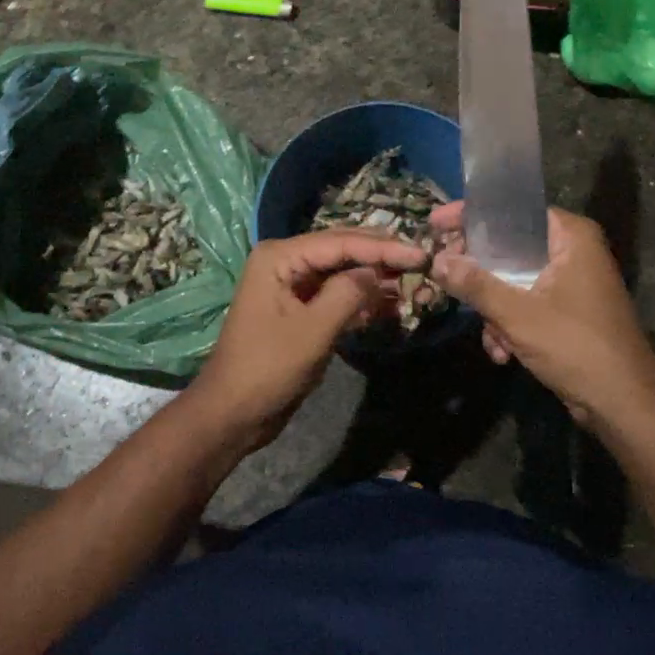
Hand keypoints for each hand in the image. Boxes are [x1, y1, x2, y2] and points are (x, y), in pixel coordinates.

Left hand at [182, 229, 426, 450]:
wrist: (232, 413)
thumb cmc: (267, 368)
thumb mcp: (313, 331)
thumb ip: (348, 294)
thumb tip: (378, 272)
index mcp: (280, 257)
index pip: (340, 242)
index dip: (383, 248)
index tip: (420, 254)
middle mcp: (284, 262)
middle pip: (342, 250)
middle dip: (380, 257)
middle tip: (422, 261)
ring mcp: (291, 286)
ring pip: (342, 272)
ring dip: (374, 279)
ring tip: (412, 282)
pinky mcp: (299, 310)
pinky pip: (336, 295)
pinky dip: (361, 300)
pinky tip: (389, 306)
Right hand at [429, 203, 654, 429]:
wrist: (624, 404)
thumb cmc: (576, 345)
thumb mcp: (518, 314)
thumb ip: (475, 284)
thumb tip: (436, 260)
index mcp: (571, 236)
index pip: (512, 211)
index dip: (471, 216)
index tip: (435, 224)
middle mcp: (573, 251)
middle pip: (509, 247)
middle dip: (480, 275)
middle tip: (446, 280)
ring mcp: (571, 283)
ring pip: (514, 280)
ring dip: (494, 310)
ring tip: (491, 338)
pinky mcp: (568, 312)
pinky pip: (526, 304)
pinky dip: (510, 326)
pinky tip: (503, 353)